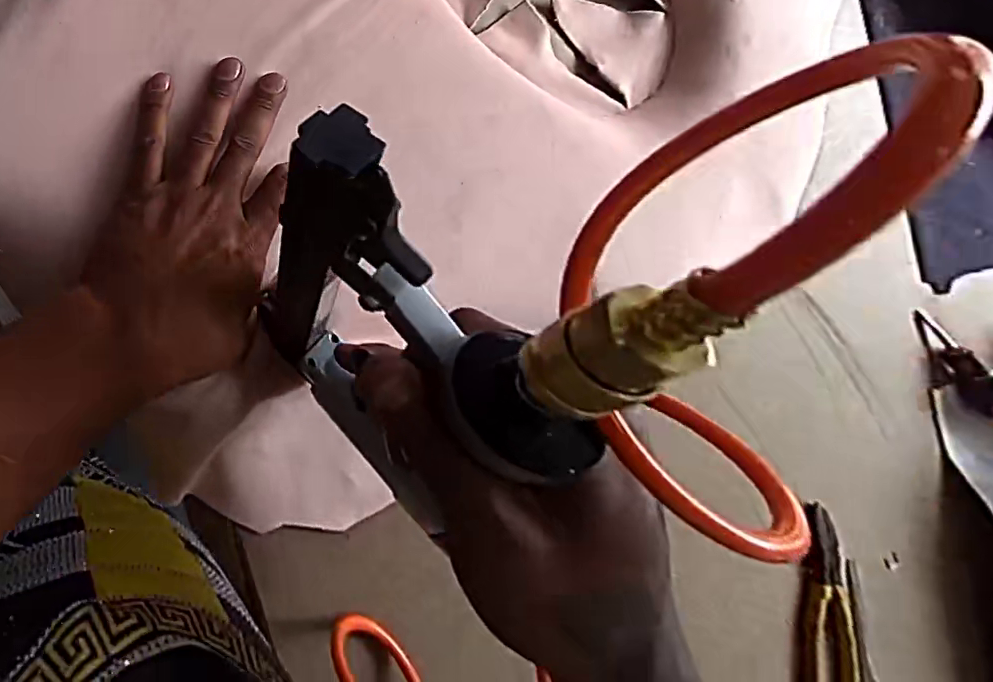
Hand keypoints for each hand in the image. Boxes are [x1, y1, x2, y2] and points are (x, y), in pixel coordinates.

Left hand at [81, 58, 289, 400]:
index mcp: (246, 244)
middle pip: (247, 151)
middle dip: (262, 111)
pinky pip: (149, 144)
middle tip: (274, 80)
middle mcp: (218, 210)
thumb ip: (255, 311)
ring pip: (205, 137)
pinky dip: (154, 111)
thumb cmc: (179, 343)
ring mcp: (178, 196)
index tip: (291, 155)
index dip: (286, 173)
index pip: (276, 197)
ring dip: (220, 99)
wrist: (123, 335)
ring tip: (230, 67)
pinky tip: (160, 83)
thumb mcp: (237, 336)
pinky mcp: (140, 194)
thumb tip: (266, 307)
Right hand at [346, 311, 699, 681]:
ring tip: (410, 458)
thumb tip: (377, 367)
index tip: (378, 376)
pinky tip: (435, 467)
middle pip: (472, 359)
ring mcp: (563, 427)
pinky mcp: (547, 444)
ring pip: (471, 385)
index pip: (484, 343)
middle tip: (383, 424)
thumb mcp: (485, 526)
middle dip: (418, 388)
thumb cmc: (564, 610)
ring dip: (427, 413)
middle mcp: (574, 408)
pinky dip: (446, 432)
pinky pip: (483, 414)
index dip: (423, 352)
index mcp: (579, 419)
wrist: (615, 668)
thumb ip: (430, 442)